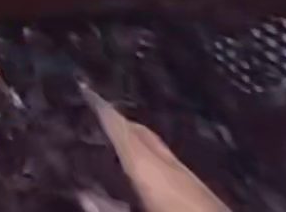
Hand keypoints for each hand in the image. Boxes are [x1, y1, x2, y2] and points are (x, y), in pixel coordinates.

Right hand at [84, 86, 229, 211]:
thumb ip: (108, 208)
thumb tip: (80, 191)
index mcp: (149, 168)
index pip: (119, 126)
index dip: (98, 106)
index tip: (81, 86)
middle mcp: (170, 166)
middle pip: (140, 132)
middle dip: (117, 120)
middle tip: (91, 113)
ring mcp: (192, 182)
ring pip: (158, 148)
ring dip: (136, 139)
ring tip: (113, 141)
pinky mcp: (205, 196)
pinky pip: (170, 165)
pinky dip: (151, 159)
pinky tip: (145, 176)